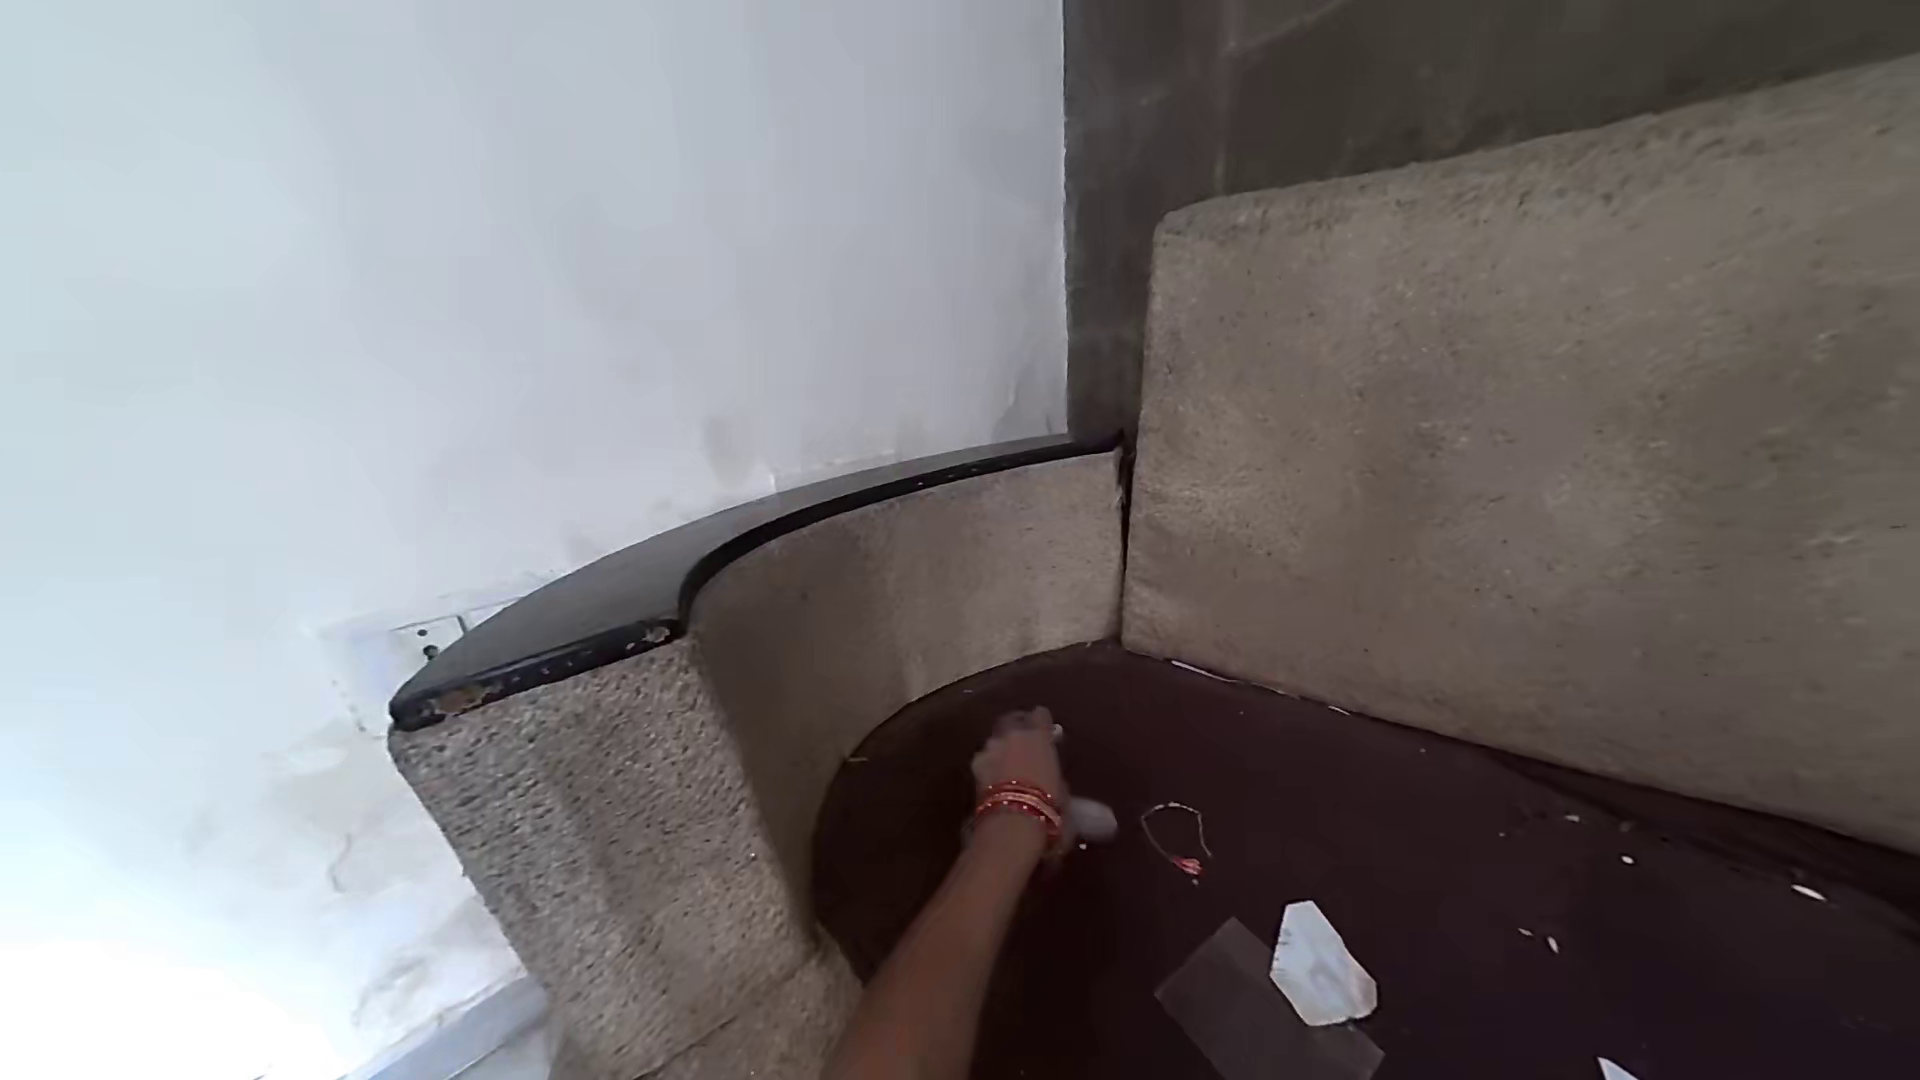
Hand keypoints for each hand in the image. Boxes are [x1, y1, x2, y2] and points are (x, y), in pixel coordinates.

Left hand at [970, 707, 1067, 805]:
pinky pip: (984, 758)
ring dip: (1001, 748)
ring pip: (996, 740)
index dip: (1042, 722)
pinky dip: (989, 765)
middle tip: (1022, 742)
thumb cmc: (1048, 805)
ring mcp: (991, 746)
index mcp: (1039, 736)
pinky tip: (992, 780)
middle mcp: (1013, 734)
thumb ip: (1054, 773)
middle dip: (1016, 727)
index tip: (1045, 730)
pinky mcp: (975, 763)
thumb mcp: (1062, 789)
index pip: (1040, 715)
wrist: (1013, 820)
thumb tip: (1049, 775)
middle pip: (1012, 720)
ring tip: (1005, 766)